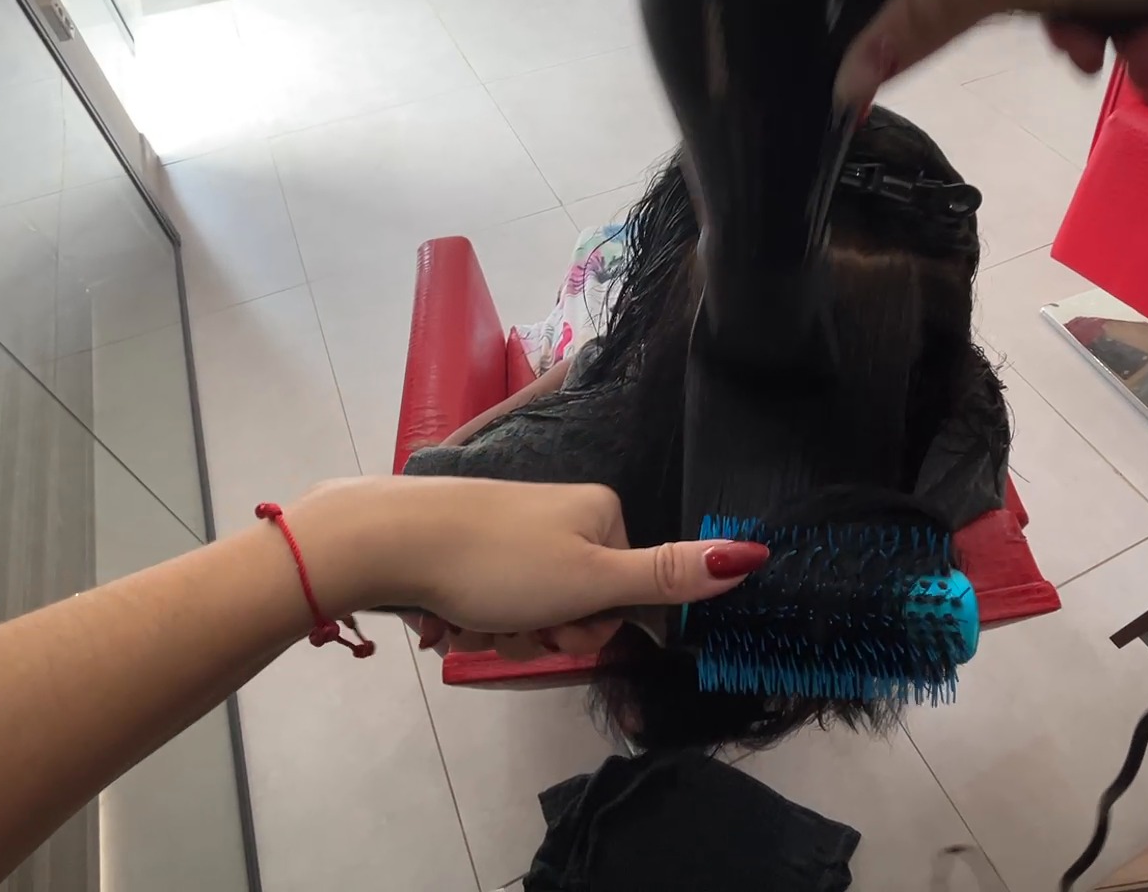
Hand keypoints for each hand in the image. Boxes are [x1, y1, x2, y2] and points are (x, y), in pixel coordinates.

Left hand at [288, 477, 767, 655]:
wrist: (392, 538)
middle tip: (513, 627)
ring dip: (508, 633)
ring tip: (473, 622)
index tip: (560, 627)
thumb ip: (668, 574)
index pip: (625, 592)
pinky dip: (479, 619)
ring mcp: (516, 528)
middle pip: (578, 602)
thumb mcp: (592, 579)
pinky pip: (496, 599)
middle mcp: (562, 513)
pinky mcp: (475, 544)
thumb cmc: (500, 563)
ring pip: (534, 609)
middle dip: (545, 632)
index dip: (593, 625)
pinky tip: (451, 616)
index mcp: (599, 513)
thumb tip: (755, 555)